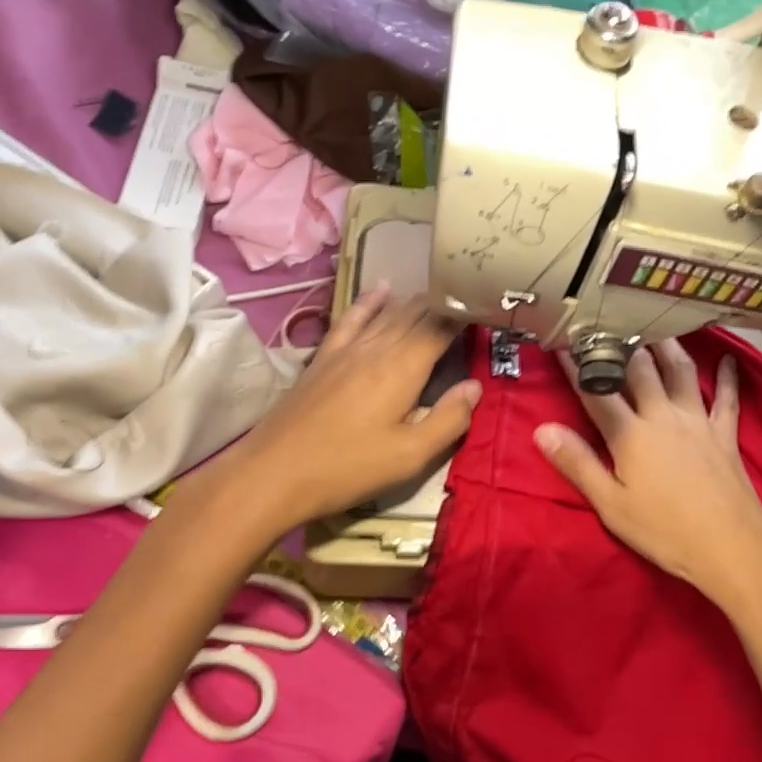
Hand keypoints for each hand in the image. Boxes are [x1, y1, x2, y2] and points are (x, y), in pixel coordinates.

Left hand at [177, 287, 477, 534]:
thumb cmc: (348, 468)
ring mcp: (346, 349)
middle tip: (470, 299)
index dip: (465, 314)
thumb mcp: (410, 455)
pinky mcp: (324, 357)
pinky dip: (370, 302)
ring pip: (387, 313)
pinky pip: (353, 318)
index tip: (487, 308)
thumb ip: (448, 419)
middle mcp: (376, 348)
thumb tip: (474, 386)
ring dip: (415, 301)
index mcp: (403, 368)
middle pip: (415, 313)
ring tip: (439, 292)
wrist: (273, 472)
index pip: (441, 327)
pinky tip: (382, 290)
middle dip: (444, 303)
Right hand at [535, 339, 761, 614]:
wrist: (729, 545)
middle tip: (610, 320)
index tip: (563, 340)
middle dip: (622, 343)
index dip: (577, 365)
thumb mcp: (611, 505)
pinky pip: (727, 398)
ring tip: (656, 326)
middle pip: (640, 369)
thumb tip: (542, 429)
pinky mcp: (725, 434)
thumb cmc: (664, 531)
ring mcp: (698, 421)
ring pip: (681, 371)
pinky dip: (728, 378)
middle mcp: (663, 416)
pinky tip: (730, 360)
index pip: (596, 391)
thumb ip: (578, 464)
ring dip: (667, 347)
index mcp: (630, 434)